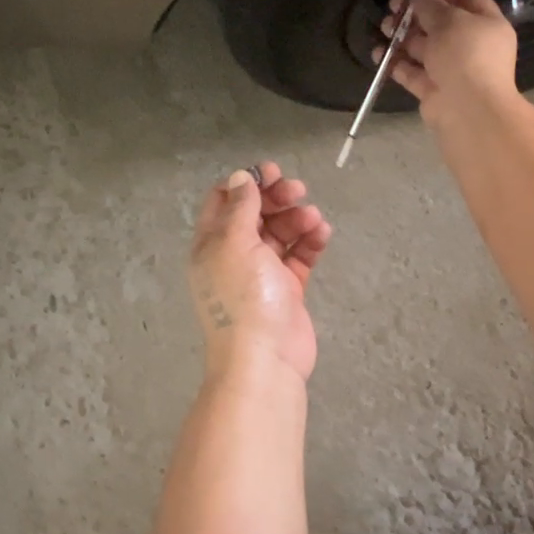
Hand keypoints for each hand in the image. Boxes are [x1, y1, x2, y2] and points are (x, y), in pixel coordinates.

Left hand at [187, 162, 330, 381]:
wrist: (264, 361)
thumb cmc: (243, 297)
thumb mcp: (235, 243)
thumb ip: (240, 207)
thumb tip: (241, 177)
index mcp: (212, 243)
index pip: (224, 201)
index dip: (246, 183)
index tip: (271, 172)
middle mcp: (234, 254)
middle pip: (256, 213)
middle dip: (276, 198)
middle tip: (298, 190)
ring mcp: (262, 273)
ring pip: (280, 233)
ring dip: (297, 218)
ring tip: (314, 219)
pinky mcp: (287, 289)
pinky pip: (299, 256)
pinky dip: (310, 241)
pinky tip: (322, 233)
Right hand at [375, 0, 519, 122]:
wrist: (469, 111)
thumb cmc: (465, 56)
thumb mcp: (448, 21)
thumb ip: (429, 1)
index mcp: (487, 25)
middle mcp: (472, 46)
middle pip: (441, 22)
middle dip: (415, 12)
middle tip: (393, 4)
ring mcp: (453, 69)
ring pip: (424, 47)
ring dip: (402, 35)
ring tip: (384, 26)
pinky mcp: (434, 89)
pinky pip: (413, 71)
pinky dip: (396, 63)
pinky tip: (379, 53)